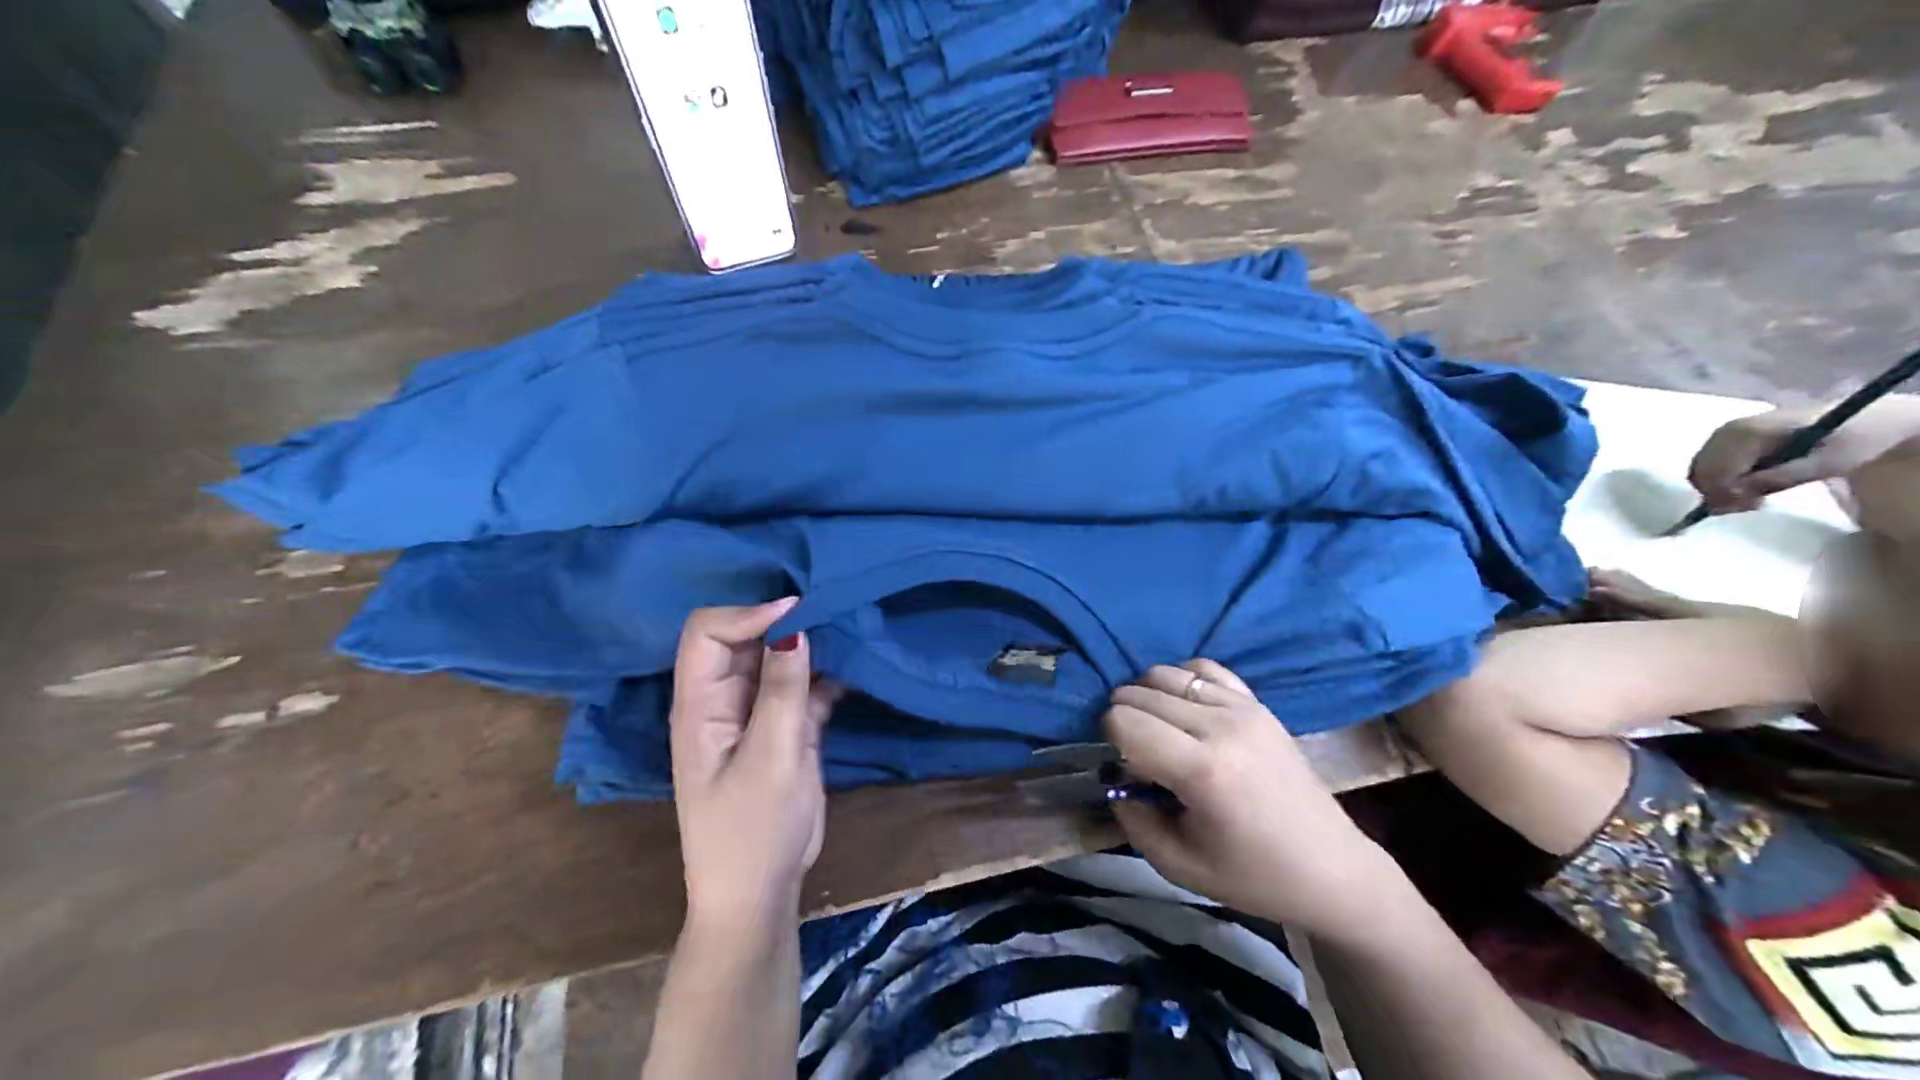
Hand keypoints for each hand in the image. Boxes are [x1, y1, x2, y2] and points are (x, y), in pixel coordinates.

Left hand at [669, 599, 841, 928]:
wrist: (760, 894)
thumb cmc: (753, 831)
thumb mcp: (772, 757)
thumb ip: (782, 690)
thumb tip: (794, 627)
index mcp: (699, 705)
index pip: (708, 632)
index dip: (748, 613)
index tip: (799, 612)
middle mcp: (722, 700)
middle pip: (744, 639)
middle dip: (784, 621)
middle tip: (832, 610)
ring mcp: (754, 715)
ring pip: (776, 660)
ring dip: (809, 644)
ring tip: (848, 629)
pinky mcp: (783, 729)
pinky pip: (801, 687)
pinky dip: (824, 675)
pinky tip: (854, 669)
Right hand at [1103, 660, 1401, 941]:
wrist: (1331, 868)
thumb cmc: (1253, 875)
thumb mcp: (1177, 864)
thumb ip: (1132, 817)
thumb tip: (1116, 775)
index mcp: (1202, 770)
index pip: (1123, 721)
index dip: (1109, 740)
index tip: (1126, 768)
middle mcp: (1221, 726)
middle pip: (1138, 693)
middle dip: (1124, 718)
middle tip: (1139, 755)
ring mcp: (1243, 708)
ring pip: (1164, 673)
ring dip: (1147, 698)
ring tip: (1159, 731)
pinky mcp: (1257, 703)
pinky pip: (1202, 668)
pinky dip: (1181, 681)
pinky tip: (1186, 711)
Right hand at [1689, 397, 1919, 513]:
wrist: (1866, 419)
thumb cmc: (1850, 442)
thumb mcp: (1824, 464)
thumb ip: (1779, 478)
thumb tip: (1737, 494)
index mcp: (1749, 433)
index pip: (1716, 471)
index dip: (1727, 494)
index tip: (1753, 506)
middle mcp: (1727, 430)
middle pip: (1702, 471)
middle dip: (1719, 493)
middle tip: (1750, 505)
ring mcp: (1724, 432)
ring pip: (1700, 469)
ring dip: (1717, 488)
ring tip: (1748, 496)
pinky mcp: (1727, 437)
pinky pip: (1707, 463)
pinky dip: (1717, 479)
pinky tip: (1743, 484)